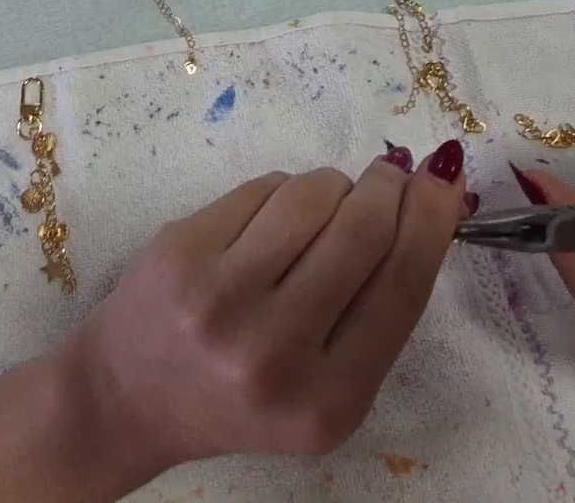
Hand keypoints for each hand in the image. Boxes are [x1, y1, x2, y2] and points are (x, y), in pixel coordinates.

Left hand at [64, 139, 473, 473]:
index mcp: (327, 401)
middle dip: (388, 188)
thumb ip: (375, 311)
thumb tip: (430, 204)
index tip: (443, 181)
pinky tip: (274, 214)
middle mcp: (273, 350)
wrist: (132, 395)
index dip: (430, 221)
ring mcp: (218, 295)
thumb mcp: (325, 388)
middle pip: (361, 230)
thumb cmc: (243, 395)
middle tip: (393, 173)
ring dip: (333, 184)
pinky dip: (282, 190)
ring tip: (327, 202)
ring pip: (310, 195)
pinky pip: (260, 187)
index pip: (401, 287)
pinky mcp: (179, 249)